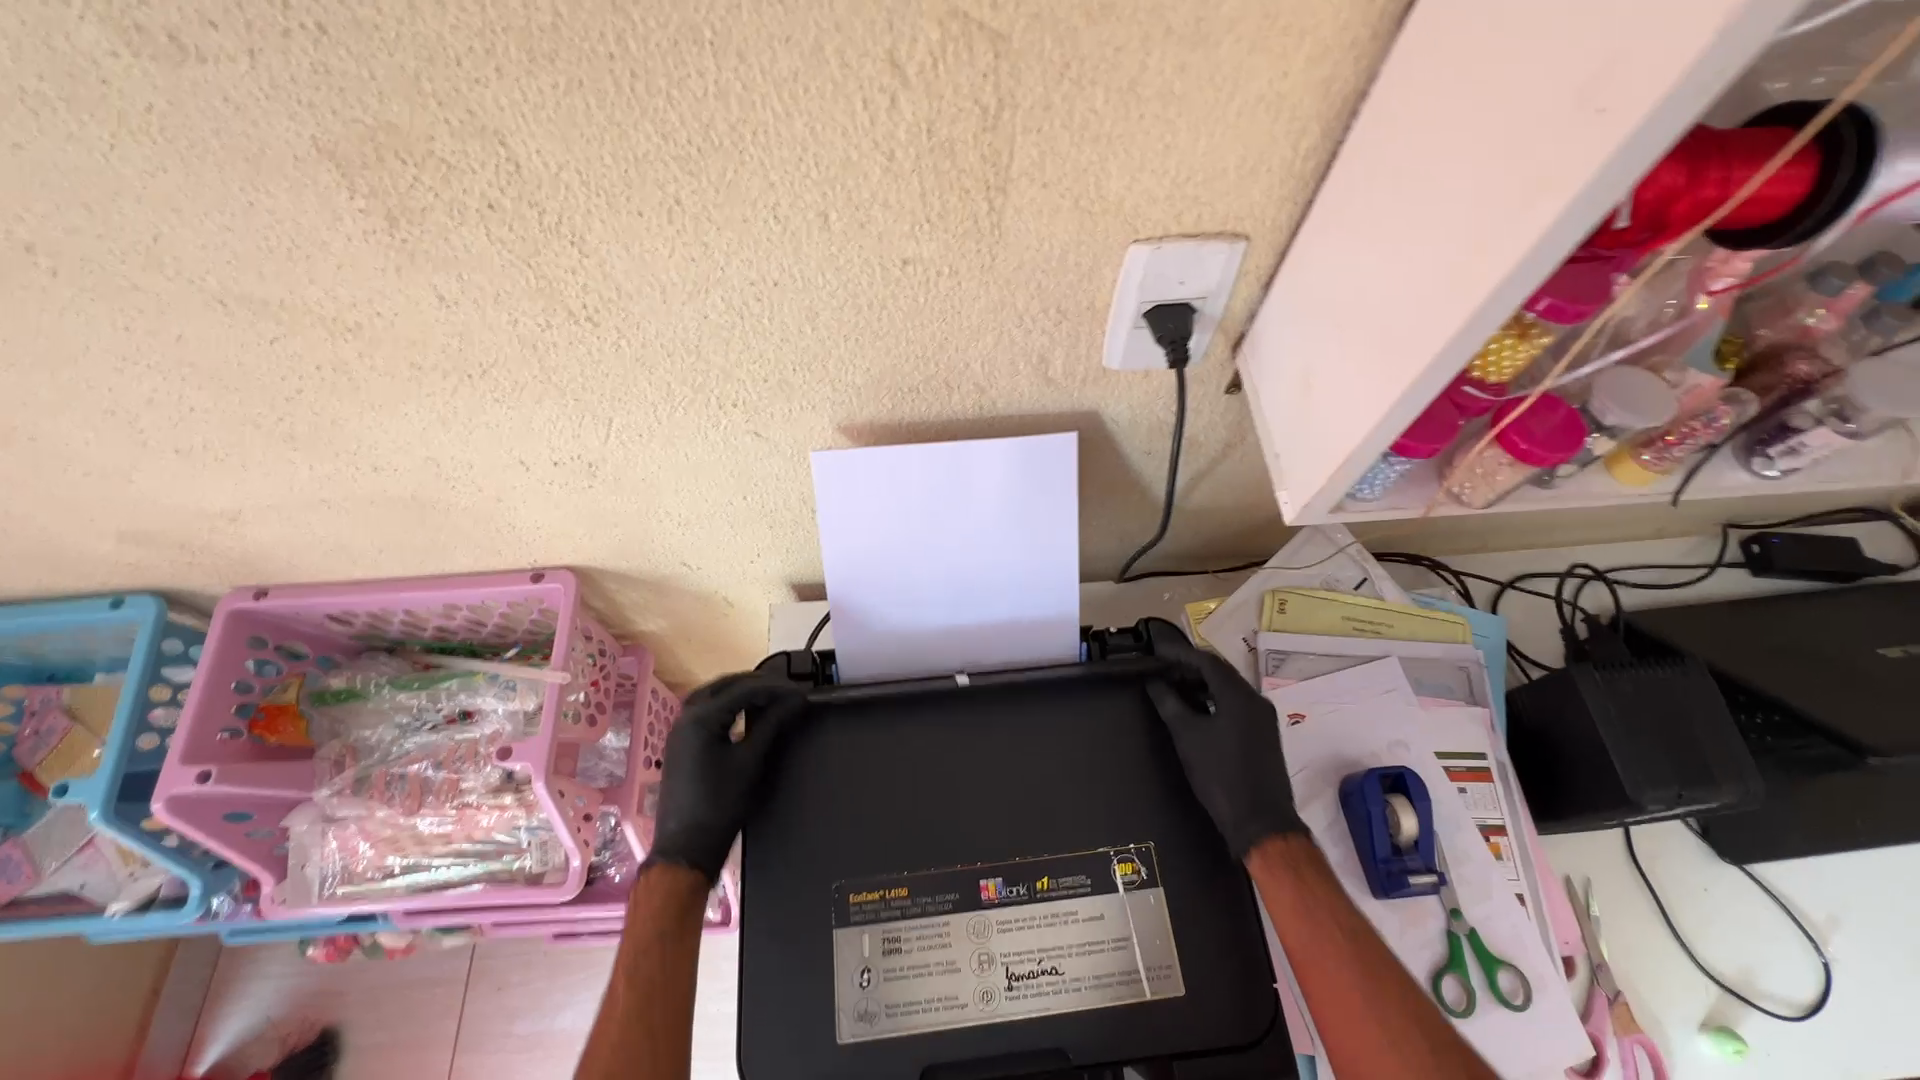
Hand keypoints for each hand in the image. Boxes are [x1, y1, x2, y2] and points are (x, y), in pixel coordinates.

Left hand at [646, 672, 809, 881]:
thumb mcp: (750, 760)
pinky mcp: (680, 741)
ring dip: (740, 692)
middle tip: (787, 691)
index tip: (801, 692)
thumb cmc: (721, 803)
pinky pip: (705, 710)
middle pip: (725, 686)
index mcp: (701, 717)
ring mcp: (679, 728)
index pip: (744, 690)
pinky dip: (727, 705)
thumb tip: (796, 700)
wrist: (687, 844)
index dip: (775, 688)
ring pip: (713, 695)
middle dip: (757, 685)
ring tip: (770, 698)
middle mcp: (686, 715)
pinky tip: (745, 714)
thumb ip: (772, 724)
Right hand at [1145, 637, 1305, 859]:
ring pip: (1229, 690)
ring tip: (1173, 690)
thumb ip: (1169, 704)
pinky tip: (1195, 712)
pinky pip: (1236, 706)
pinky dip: (1214, 702)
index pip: (1207, 662)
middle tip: (1161, 671)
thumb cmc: (1220, 776)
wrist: (1259, 820)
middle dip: (1190, 669)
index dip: (1180, 655)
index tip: (1156, 652)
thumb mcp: (1187, 736)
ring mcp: (1263, 718)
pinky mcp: (1264, 734)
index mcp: (1239, 696)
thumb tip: (1153, 682)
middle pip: (1221, 673)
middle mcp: (1256, 700)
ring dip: (1202, 686)